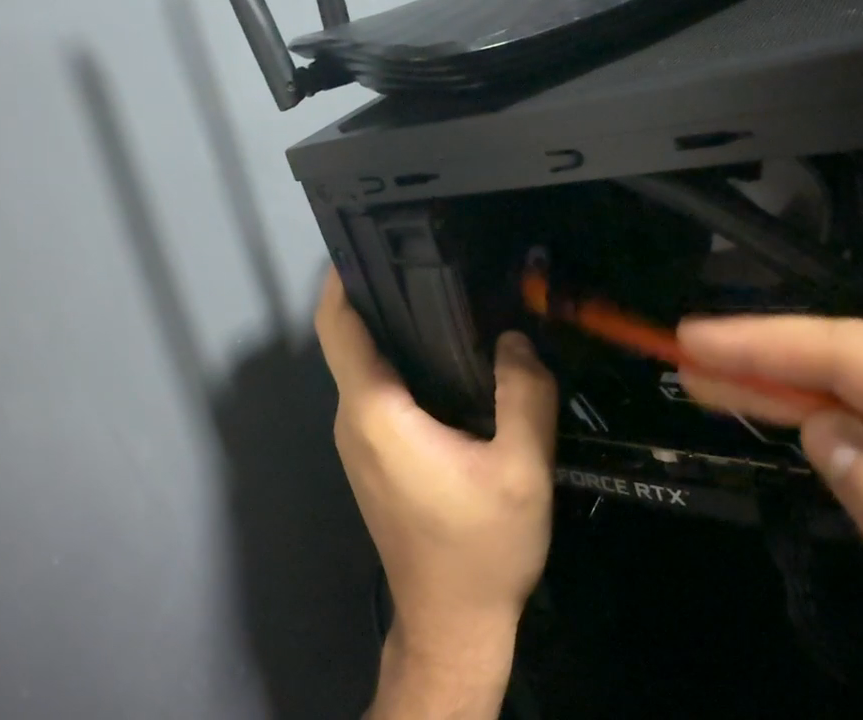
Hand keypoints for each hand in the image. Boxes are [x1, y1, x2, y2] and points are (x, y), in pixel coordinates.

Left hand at [315, 271, 557, 719]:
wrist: (452, 622)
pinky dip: (398, 366)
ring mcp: (357, 443)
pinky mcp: (371, 459)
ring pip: (362, 368)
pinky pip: (374, 394)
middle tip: (428, 261)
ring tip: (444, 300)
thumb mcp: (521, 469)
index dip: (341, 279)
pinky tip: (446, 359)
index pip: (338, 327)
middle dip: (377, 296)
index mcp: (376, 414)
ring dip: (392, 332)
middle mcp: (353, 422)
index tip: (363, 242)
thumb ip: (524, 394)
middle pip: (350, 341)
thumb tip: (515, 339)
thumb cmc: (481, 550)